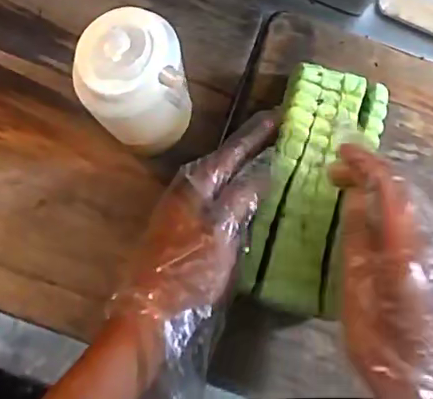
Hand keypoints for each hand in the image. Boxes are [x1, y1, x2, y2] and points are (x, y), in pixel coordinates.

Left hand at [49, 111, 277, 398]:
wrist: (148, 320)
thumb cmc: (185, 273)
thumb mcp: (221, 233)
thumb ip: (242, 197)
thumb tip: (265, 166)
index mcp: (197, 182)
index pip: (234, 148)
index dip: (258, 132)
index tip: (281, 112)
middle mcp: (191, 189)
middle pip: (229, 160)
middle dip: (255, 146)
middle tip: (284, 131)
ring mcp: (187, 211)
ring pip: (226, 180)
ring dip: (249, 169)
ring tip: (277, 159)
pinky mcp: (189, 232)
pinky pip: (222, 200)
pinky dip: (241, 192)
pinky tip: (257, 200)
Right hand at [329, 144, 432, 398]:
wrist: (421, 385)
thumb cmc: (382, 343)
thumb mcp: (357, 291)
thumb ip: (358, 236)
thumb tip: (355, 193)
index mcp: (408, 245)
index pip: (390, 184)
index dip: (365, 162)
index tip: (341, 151)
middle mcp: (431, 237)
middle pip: (401, 187)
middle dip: (368, 172)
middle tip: (335, 172)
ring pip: (408, 200)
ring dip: (379, 187)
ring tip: (348, 187)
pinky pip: (413, 217)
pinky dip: (390, 204)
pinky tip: (371, 211)